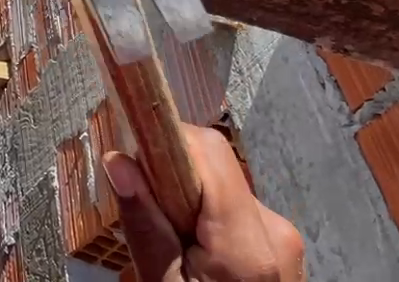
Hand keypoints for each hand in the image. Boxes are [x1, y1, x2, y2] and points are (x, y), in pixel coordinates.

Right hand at [104, 125, 304, 281]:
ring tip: (174, 245)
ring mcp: (282, 237)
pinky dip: (203, 216)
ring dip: (185, 198)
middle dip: (170, 177)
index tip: (135, 169)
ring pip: (217, 184)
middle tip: (149, 219)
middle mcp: (275, 228)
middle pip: (210, 164)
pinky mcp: (279, 244)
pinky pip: (230, 205)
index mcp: (249, 244)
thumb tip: (116, 159)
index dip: (165, 144)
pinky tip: (196, 254)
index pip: (207, 149)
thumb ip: (145, 227)